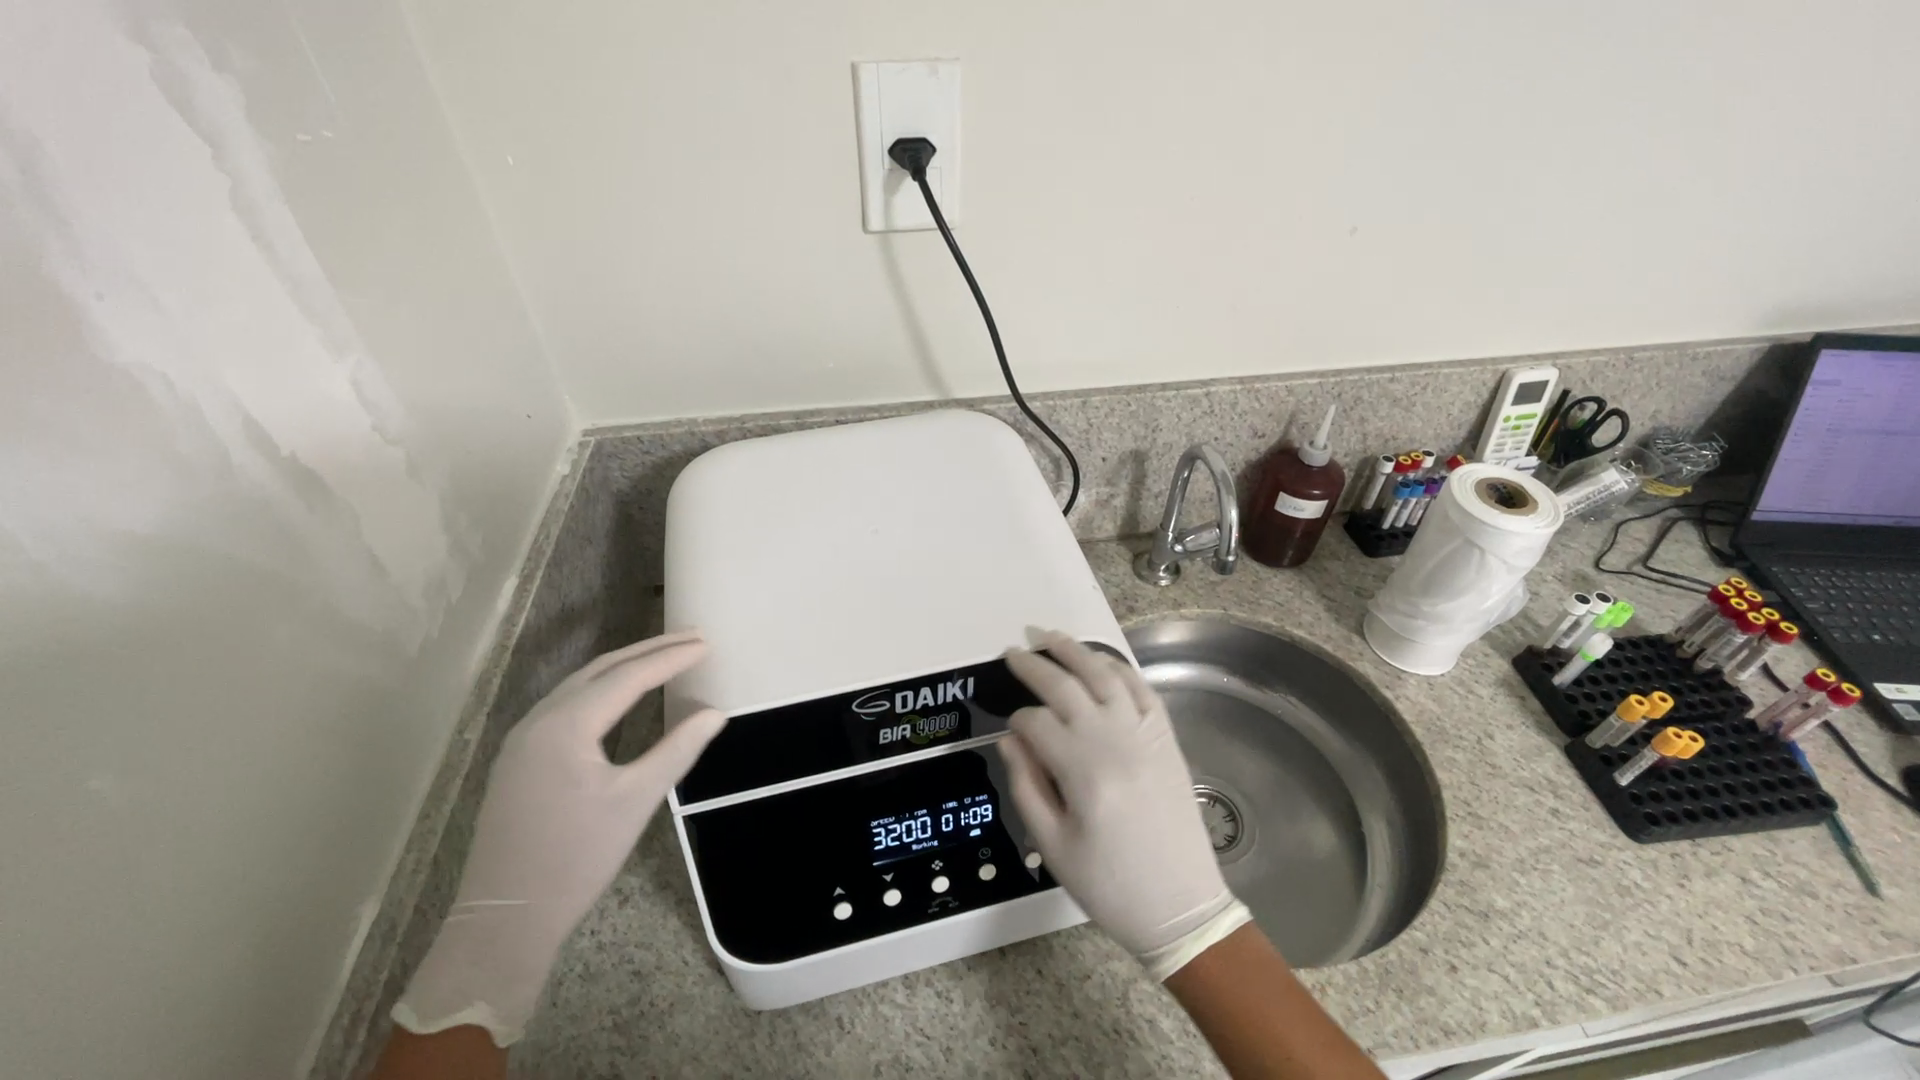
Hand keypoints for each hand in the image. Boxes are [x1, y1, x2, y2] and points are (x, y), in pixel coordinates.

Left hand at [391, 632, 724, 1046]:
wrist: (507, 915)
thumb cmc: (577, 858)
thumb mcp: (636, 801)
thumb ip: (677, 750)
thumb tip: (715, 713)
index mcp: (565, 726)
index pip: (628, 678)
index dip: (670, 658)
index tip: (707, 644)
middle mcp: (538, 721)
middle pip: (600, 671)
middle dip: (648, 651)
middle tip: (693, 638)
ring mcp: (522, 739)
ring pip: (579, 685)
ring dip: (623, 667)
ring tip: (664, 657)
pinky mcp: (518, 759)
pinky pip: (564, 706)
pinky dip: (600, 689)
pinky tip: (619, 695)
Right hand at [999, 633, 1249, 980]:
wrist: (1180, 906)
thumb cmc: (1111, 885)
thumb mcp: (1053, 846)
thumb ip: (1027, 786)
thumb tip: (1011, 742)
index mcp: (1083, 772)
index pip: (1036, 724)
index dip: (1016, 723)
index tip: (1010, 731)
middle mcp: (1115, 742)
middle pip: (1067, 686)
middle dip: (1035, 665)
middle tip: (1014, 651)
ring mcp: (1145, 736)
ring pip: (1106, 676)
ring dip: (1075, 651)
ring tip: (1050, 636)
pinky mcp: (1166, 740)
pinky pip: (1142, 690)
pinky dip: (1120, 669)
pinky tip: (1101, 661)